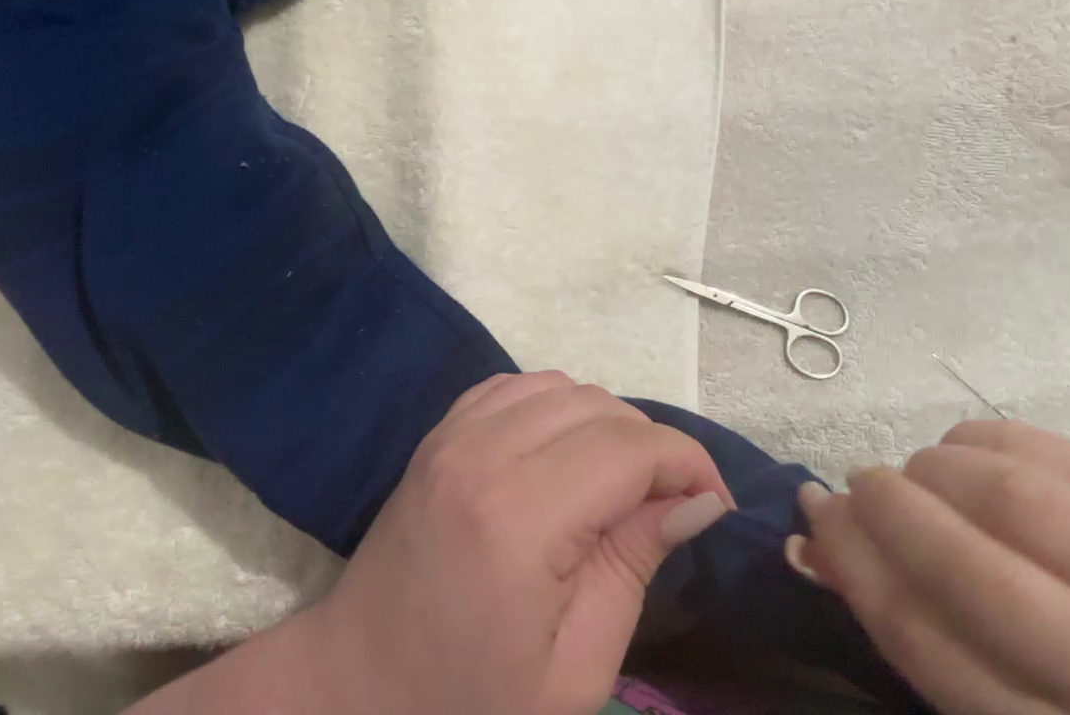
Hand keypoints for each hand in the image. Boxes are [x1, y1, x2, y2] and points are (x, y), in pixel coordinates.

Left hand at [295, 371, 734, 714]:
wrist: (357, 681)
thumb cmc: (471, 695)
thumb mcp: (576, 664)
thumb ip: (635, 564)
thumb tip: (698, 500)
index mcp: (518, 516)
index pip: (630, 448)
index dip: (687, 463)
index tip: (713, 503)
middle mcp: (482, 453)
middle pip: (600, 406)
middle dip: (652, 445)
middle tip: (669, 504)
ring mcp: (451, 435)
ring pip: (559, 386)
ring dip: (604, 423)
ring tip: (618, 482)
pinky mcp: (436, 434)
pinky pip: (513, 387)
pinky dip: (554, 407)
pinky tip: (562, 454)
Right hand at [788, 420, 1069, 714]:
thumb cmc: (1057, 676)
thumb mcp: (978, 672)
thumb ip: (893, 607)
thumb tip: (810, 531)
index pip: (922, 637)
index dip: (854, 563)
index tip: (818, 514)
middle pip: (971, 568)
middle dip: (891, 508)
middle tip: (860, 483)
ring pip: (1013, 496)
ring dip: (935, 467)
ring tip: (917, 472)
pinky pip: (1044, 450)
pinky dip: (976, 437)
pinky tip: (963, 453)